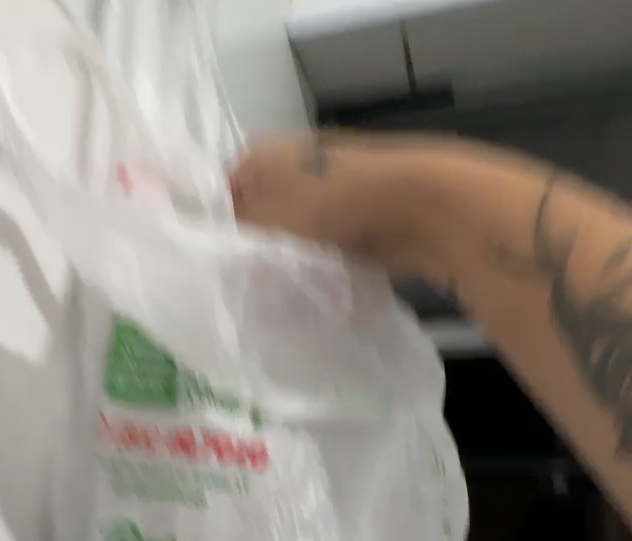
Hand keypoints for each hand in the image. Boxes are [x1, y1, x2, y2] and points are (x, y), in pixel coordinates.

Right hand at [229, 134, 458, 278]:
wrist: (415, 207)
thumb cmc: (327, 208)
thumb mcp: (263, 222)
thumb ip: (233, 235)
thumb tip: (218, 247)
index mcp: (261, 155)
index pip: (221, 194)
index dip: (216, 231)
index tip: (217, 267)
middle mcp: (293, 164)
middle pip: (259, 216)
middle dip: (255, 251)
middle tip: (248, 286)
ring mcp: (330, 189)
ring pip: (293, 235)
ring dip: (289, 262)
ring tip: (281, 294)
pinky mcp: (359, 217)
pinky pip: (326, 249)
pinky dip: (321, 268)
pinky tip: (315, 291)